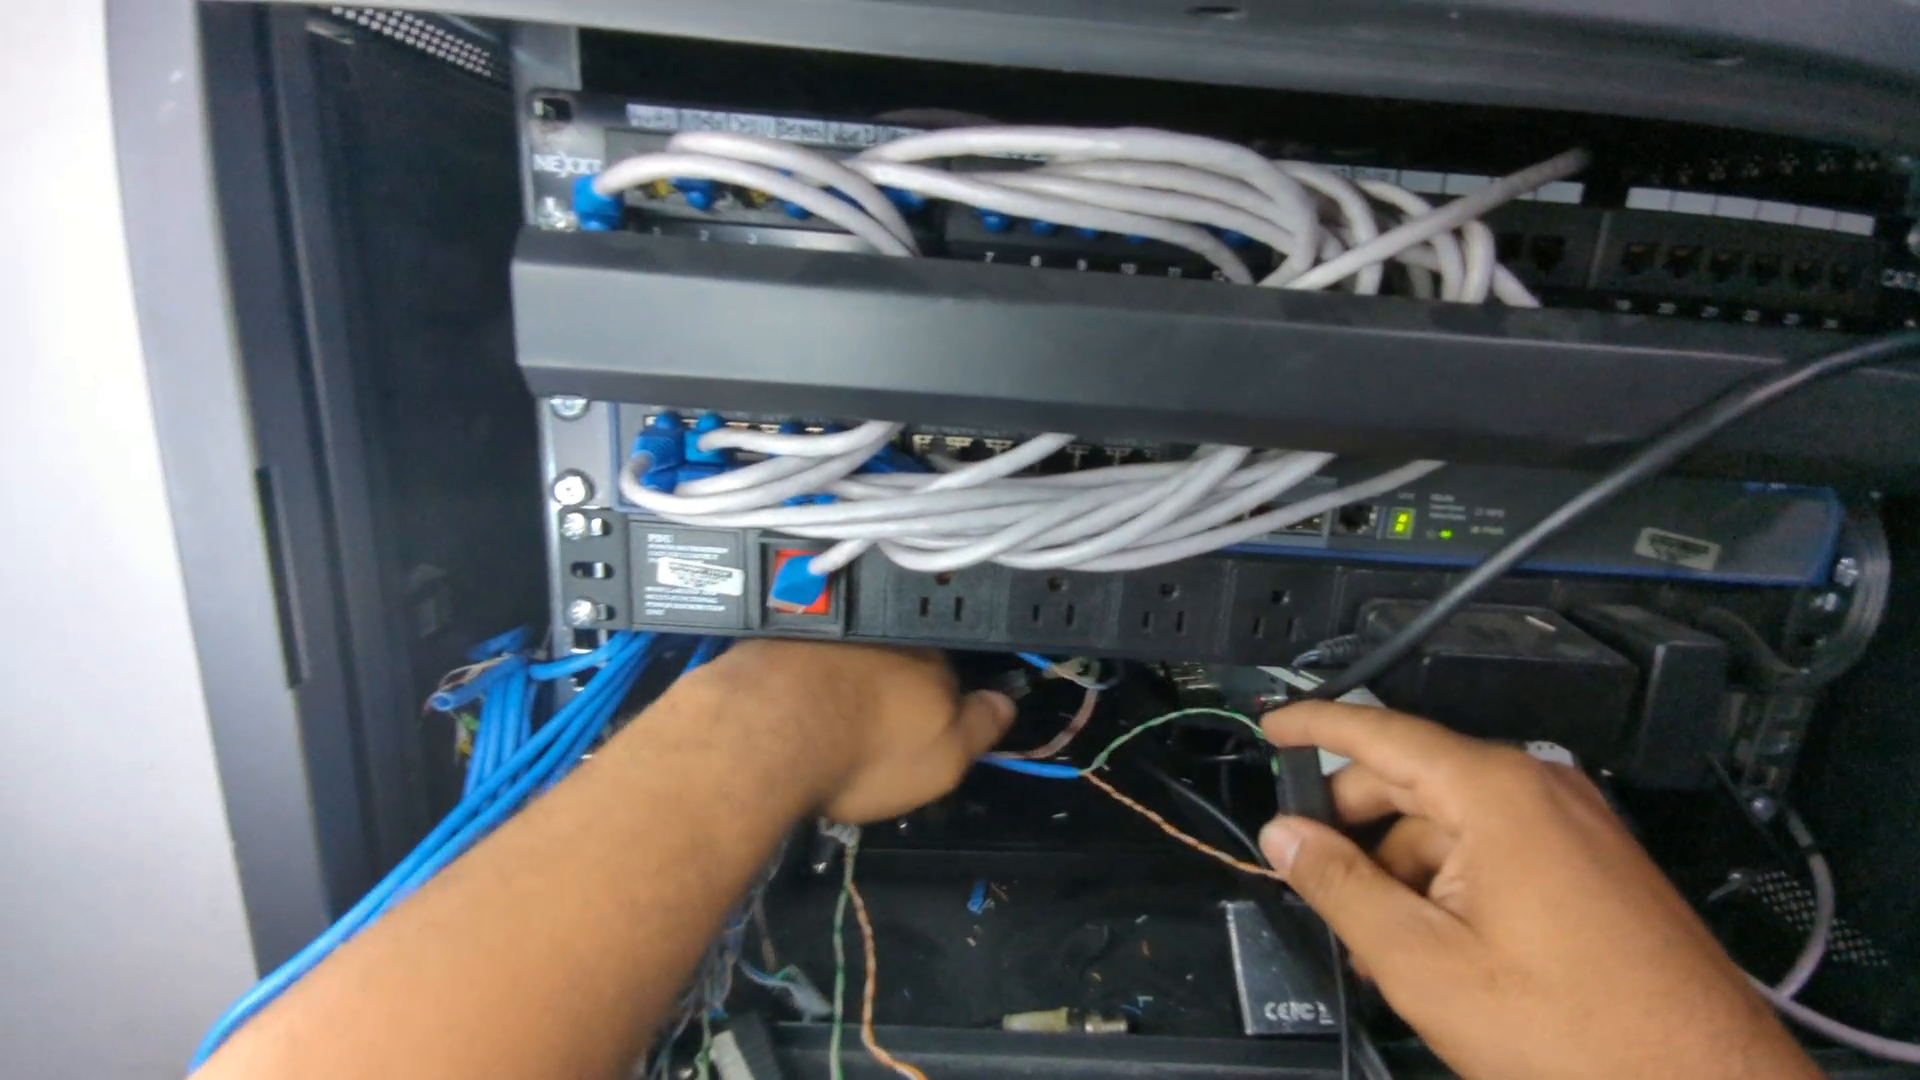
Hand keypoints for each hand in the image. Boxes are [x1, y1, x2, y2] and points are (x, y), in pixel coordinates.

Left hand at [693, 641, 1015, 823]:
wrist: (766, 727)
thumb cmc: (865, 752)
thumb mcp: (943, 759)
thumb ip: (979, 727)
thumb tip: (1005, 701)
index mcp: (928, 660)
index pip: (949, 675)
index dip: (940, 704)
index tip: (922, 730)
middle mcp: (883, 633)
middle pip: (899, 658)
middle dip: (892, 685)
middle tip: (872, 728)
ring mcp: (829, 630)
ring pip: (850, 653)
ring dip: (846, 676)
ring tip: (828, 717)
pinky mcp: (779, 636)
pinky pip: (802, 652)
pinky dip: (802, 672)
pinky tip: (789, 701)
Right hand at [1259, 702, 1818, 1079]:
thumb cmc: (1569, 1036)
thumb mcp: (1422, 961)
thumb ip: (1337, 885)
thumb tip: (1281, 833)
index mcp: (1493, 790)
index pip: (1377, 732)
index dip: (1312, 725)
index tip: (1270, 727)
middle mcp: (1536, 787)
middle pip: (1409, 777)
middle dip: (1351, 822)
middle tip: (1311, 873)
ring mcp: (1572, 823)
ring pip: (1446, 817)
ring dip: (1395, 861)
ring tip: (1373, 933)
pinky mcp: (1592, 862)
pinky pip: (1490, 843)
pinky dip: (1443, 875)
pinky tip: (1427, 936)